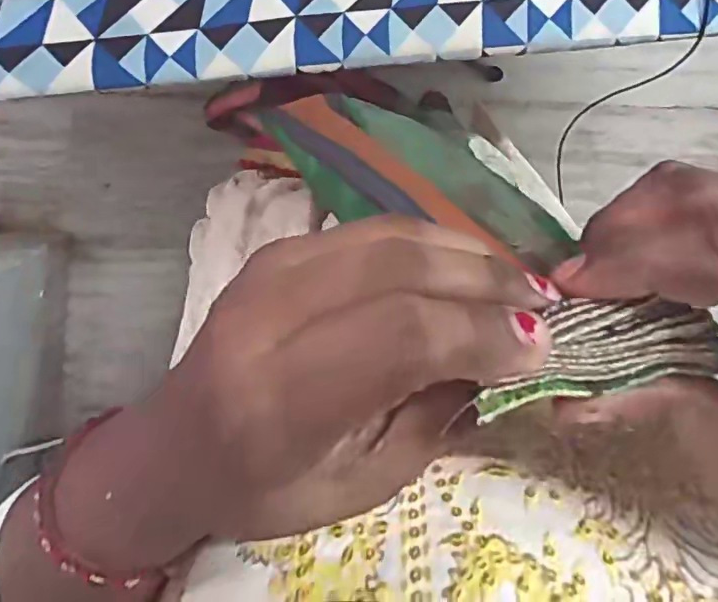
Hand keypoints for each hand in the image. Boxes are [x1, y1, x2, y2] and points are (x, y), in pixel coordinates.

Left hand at [0, 217, 554, 592]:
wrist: (175, 440)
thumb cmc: (263, 487)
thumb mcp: (357, 486)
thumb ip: (433, 417)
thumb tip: (507, 351)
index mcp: (280, 394)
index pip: (399, 334)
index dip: (478, 332)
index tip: (538, 348)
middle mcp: (270, 312)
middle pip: (397, 268)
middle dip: (482, 280)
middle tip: (541, 303)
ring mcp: (270, 265)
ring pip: (388, 234)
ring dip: (462, 250)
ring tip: (515, 277)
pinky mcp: (279, 246)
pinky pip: (369, 229)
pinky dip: (428, 241)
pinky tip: (463, 261)